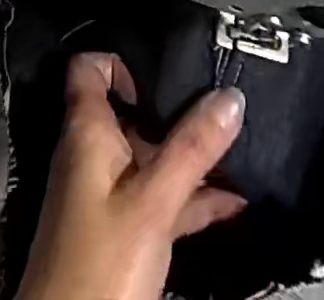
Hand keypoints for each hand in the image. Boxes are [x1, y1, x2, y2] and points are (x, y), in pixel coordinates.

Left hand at [17, 52, 247, 299]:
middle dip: (175, 106)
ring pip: (151, 154)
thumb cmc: (98, 265)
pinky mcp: (121, 227)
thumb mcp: (153, 200)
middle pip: (132, 110)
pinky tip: (232, 200)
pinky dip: (192, 194)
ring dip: (190, 152)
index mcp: (87, 133)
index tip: (165, 67)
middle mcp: (93, 154)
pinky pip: (159, 194)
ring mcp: (107, 191)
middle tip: (219, 100)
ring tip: (236, 146)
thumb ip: (192, 147)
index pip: (89, 69)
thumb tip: (230, 97)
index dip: (122, 59)